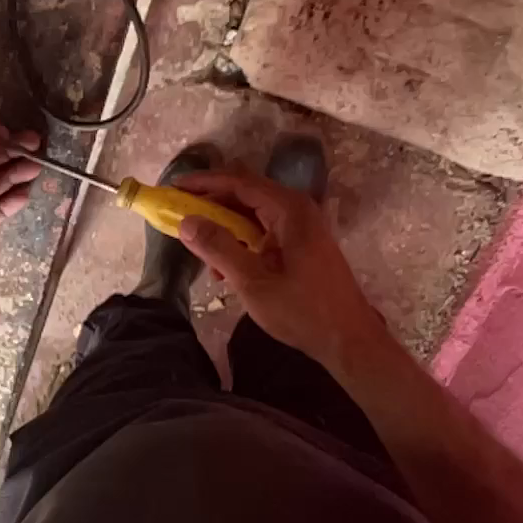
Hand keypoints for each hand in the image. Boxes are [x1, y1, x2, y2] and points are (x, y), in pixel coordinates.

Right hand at [173, 165, 383, 364]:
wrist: (349, 340)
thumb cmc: (303, 312)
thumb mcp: (253, 282)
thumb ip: (219, 248)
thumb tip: (187, 222)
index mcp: (290, 210)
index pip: (239, 182)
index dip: (204, 182)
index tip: (174, 188)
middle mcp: (297, 210)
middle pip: (245, 194)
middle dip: (211, 204)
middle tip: (180, 217)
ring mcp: (301, 227)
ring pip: (252, 214)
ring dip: (224, 228)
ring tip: (202, 254)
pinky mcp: (300, 244)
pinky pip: (262, 231)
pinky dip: (240, 242)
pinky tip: (226, 269)